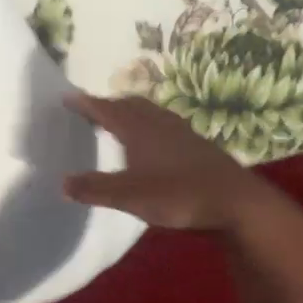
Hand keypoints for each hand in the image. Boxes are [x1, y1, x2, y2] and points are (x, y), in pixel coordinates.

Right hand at [62, 93, 289, 232]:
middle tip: (93, 109)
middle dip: (109, 104)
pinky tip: (157, 141)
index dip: (85, 103)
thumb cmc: (178, 195)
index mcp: (137, 130)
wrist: (241, 205)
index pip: (105, 109)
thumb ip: (94, 189)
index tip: (67, 97)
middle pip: (129, 105)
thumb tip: (62, 183)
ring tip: (123, 120)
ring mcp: (183, 134)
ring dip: (133, 112)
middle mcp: (158, 124)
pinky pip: (169, 125)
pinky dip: (153, 125)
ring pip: (152, 113)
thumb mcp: (129, 196)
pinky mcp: (201, 147)